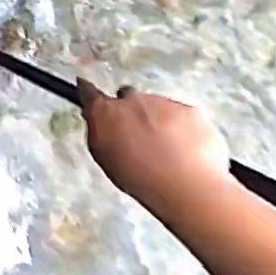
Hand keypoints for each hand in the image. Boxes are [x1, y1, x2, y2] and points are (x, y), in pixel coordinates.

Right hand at [79, 80, 234, 218]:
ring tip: (165, 148)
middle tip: (137, 133)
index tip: (86, 89)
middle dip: (129, 108)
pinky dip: (181, 126)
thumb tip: (96, 117)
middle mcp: (131, 100)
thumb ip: (97, 131)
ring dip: (156, 118)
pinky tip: (184, 147)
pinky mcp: (189, 110)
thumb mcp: (104, 157)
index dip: (87, 90)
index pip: (88, 91)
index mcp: (105, 111)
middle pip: (126, 95)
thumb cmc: (139, 177)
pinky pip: (181, 113)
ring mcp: (162, 102)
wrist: (186, 185)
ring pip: (155, 104)